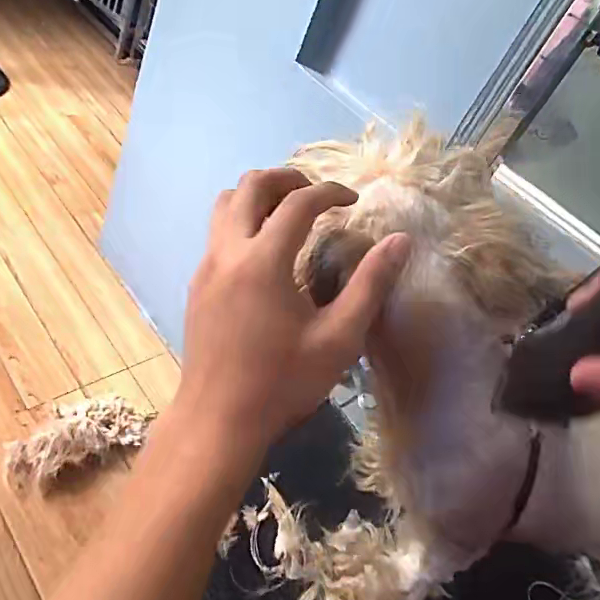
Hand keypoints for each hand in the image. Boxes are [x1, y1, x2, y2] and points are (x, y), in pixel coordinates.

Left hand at [174, 167, 409, 460]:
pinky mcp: (198, 284)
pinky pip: (217, 231)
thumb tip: (401, 241)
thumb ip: (371, 284)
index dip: (330, 191)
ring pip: (226, 204)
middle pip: (251, 185)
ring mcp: (206, 267)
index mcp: (264, 261)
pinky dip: (244, 220)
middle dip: (288, 178)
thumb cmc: (283, 382)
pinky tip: (267, 251)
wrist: (217, 422)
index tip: (353, 201)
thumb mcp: (340, 337)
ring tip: (290, 212)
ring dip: (260, 195)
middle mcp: (228, 252)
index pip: (298, 202)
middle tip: (318, 193)